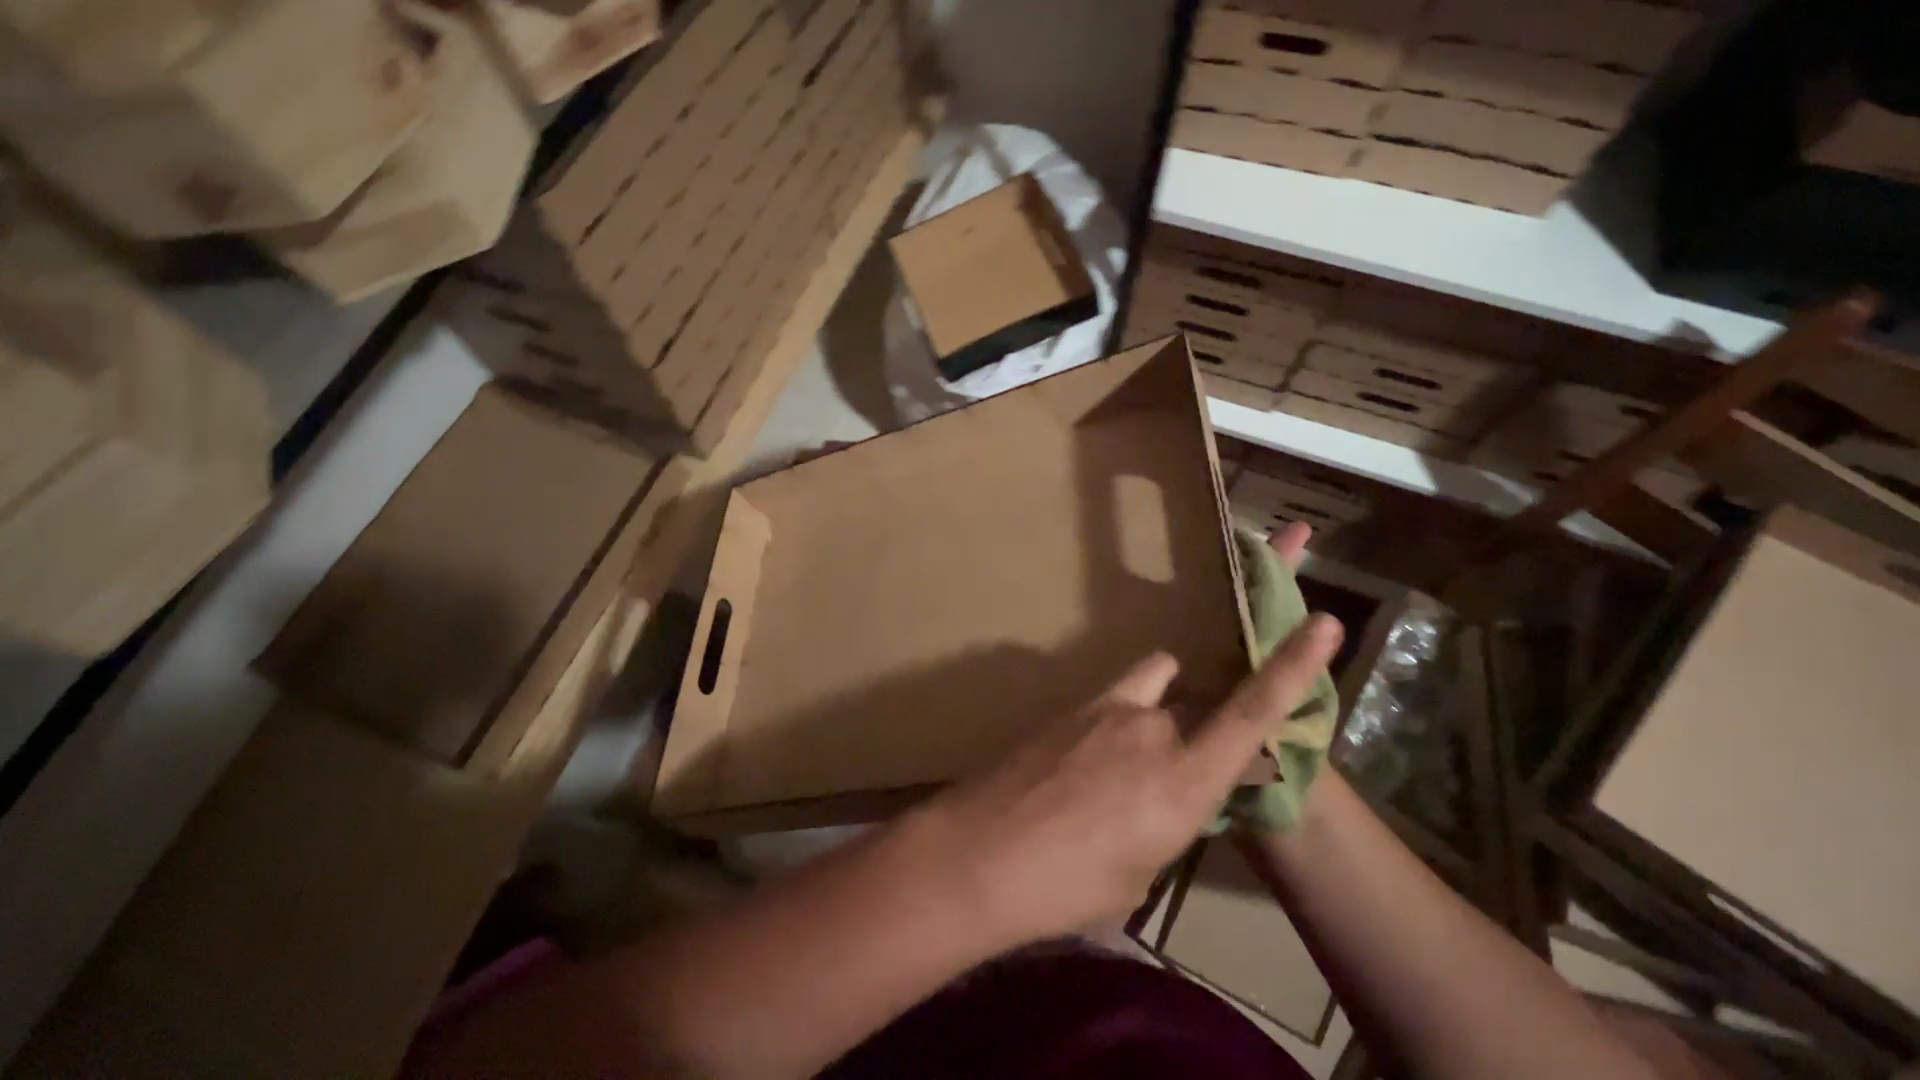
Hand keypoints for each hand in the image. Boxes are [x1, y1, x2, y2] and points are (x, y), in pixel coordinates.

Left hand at [903, 520, 1339, 945]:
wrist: (977, 857)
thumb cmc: (1067, 887)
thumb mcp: (1140, 870)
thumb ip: (1168, 822)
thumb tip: (1169, 800)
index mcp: (1184, 779)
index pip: (1253, 713)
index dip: (1294, 666)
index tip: (1325, 621)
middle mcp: (1152, 729)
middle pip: (1197, 705)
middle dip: (1195, 730)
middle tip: (1169, 777)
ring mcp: (1104, 710)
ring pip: (1154, 687)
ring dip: (1156, 709)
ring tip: (1124, 760)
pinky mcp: (1066, 708)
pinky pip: (1112, 699)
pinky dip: (1115, 720)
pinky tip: (1081, 766)